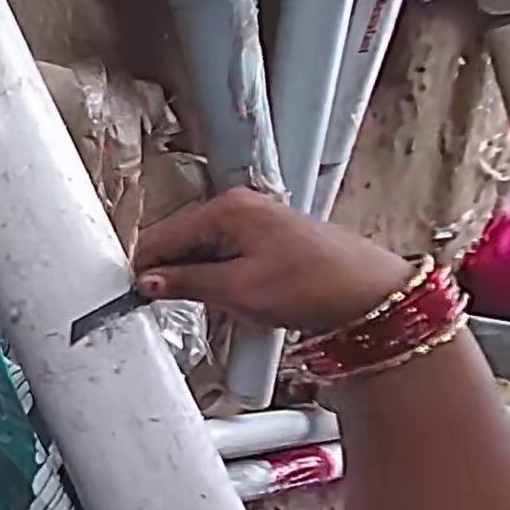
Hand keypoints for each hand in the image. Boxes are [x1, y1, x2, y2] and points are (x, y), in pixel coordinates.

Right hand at [133, 188, 415, 331]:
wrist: (371, 296)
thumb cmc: (314, 285)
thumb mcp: (237, 289)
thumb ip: (184, 282)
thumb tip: (147, 281)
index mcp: (227, 208)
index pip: (163, 235)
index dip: (147, 267)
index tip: (138, 293)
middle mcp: (238, 206)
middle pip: (182, 241)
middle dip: (176, 274)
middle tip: (180, 304)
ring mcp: (253, 220)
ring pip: (202, 251)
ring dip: (200, 279)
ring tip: (222, 304)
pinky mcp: (265, 237)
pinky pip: (225, 256)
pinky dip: (221, 278)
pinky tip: (237, 298)